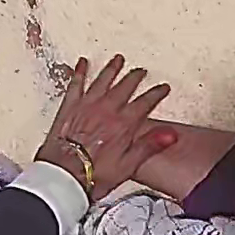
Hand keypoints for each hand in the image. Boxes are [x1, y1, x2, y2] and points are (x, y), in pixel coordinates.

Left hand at [36, 55, 176, 199]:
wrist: (63, 175)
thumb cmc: (92, 175)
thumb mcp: (128, 166)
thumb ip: (149, 146)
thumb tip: (171, 135)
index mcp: (123, 125)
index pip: (145, 103)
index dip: (156, 94)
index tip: (162, 88)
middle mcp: (106, 110)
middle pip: (124, 87)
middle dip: (134, 77)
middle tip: (141, 71)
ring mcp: (87, 106)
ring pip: (102, 80)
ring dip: (111, 69)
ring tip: (118, 59)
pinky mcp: (69, 107)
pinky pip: (76, 84)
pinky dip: (79, 72)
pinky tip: (82, 63)